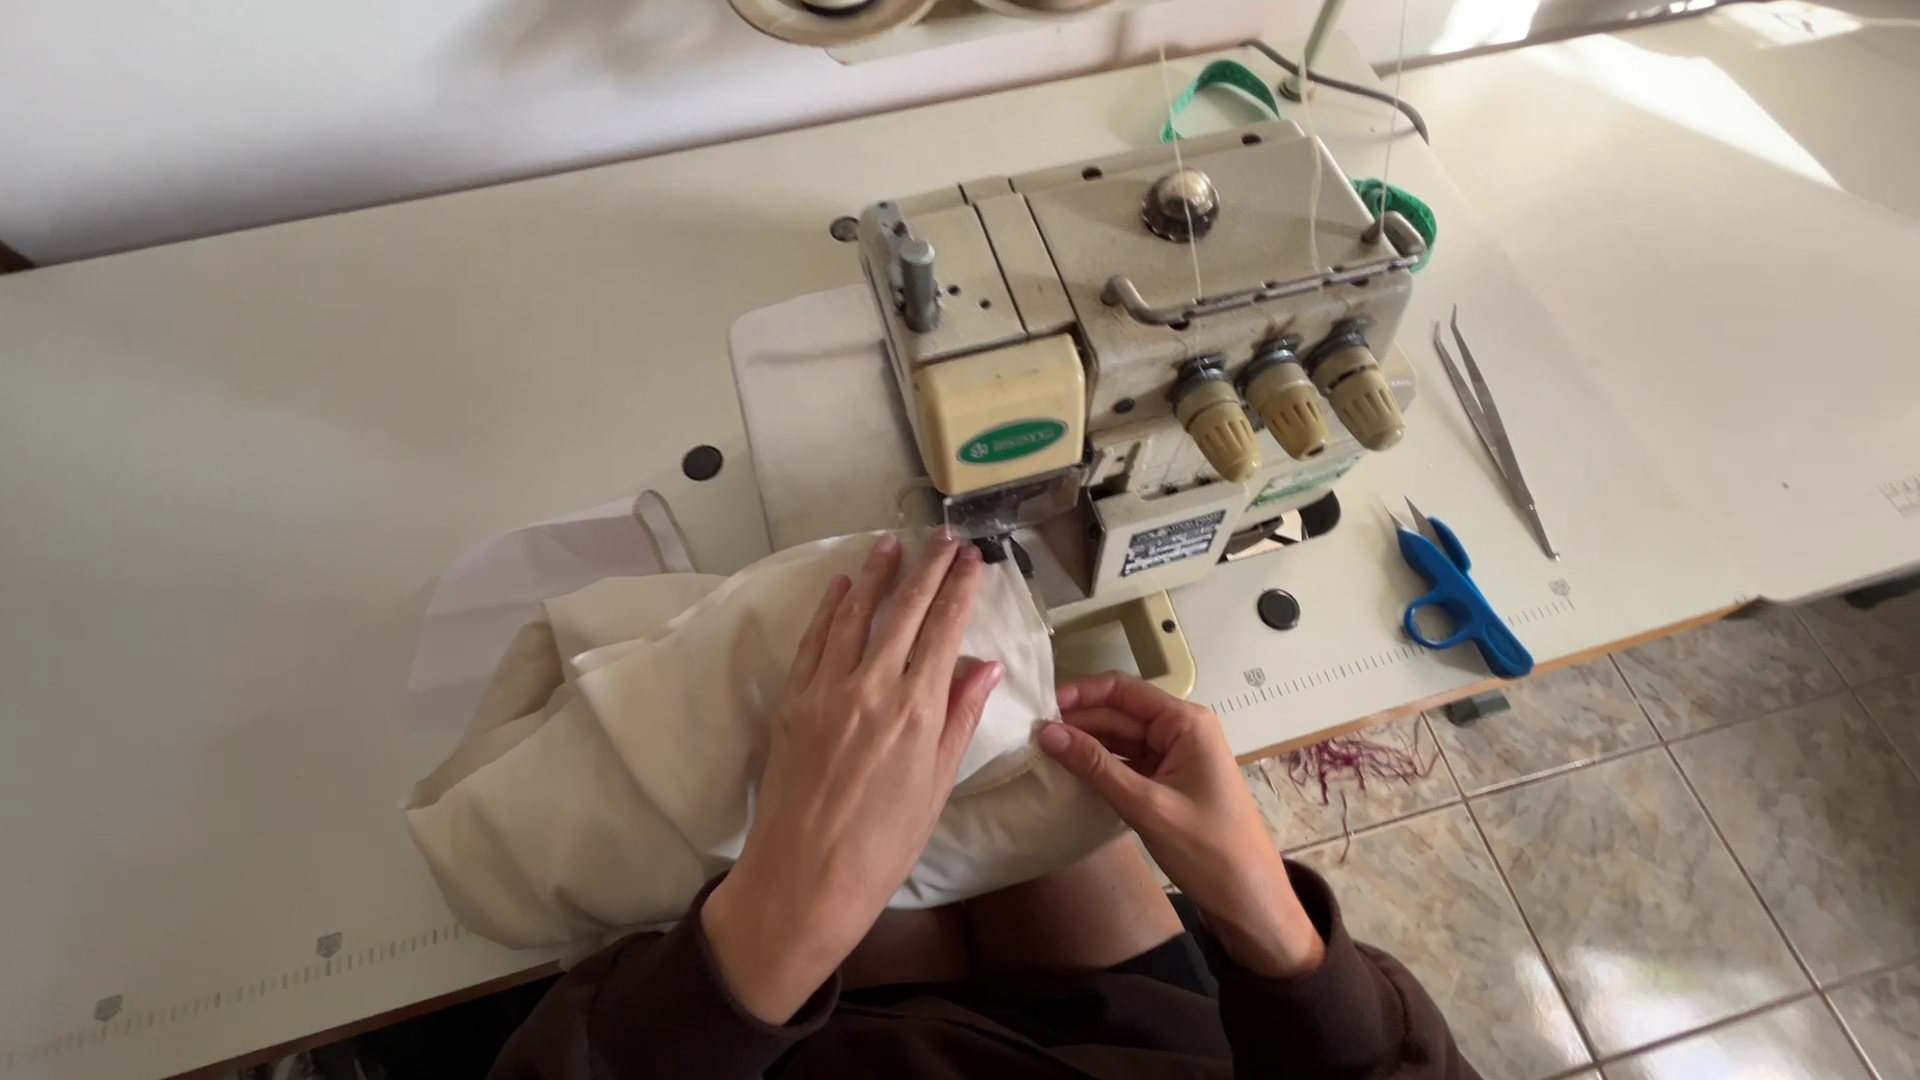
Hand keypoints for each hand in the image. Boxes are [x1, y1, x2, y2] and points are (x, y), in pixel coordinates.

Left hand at [702, 532, 1000, 1022]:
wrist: (803, 880)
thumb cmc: (883, 843)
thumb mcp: (937, 786)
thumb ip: (960, 719)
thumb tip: (987, 667)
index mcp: (916, 709)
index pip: (945, 630)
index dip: (960, 589)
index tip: (972, 558)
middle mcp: (872, 687)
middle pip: (905, 611)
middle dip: (927, 568)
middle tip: (941, 536)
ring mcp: (826, 689)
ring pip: (855, 616)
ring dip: (876, 576)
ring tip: (890, 544)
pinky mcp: (793, 700)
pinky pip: (814, 642)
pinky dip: (828, 610)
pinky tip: (841, 587)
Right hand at [1038, 672, 1324, 977]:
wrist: (1251, 904)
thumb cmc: (1208, 850)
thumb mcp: (1147, 806)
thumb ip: (1096, 766)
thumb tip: (1047, 733)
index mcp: (1185, 722)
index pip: (1123, 689)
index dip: (1081, 693)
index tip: (1042, 706)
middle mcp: (1180, 728)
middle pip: (1119, 711)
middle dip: (1078, 719)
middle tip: (1032, 732)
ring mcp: (1174, 754)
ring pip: (1120, 736)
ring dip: (1085, 741)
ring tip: (1042, 748)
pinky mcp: (1168, 778)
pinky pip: (1127, 759)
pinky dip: (1100, 763)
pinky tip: (1070, 769)